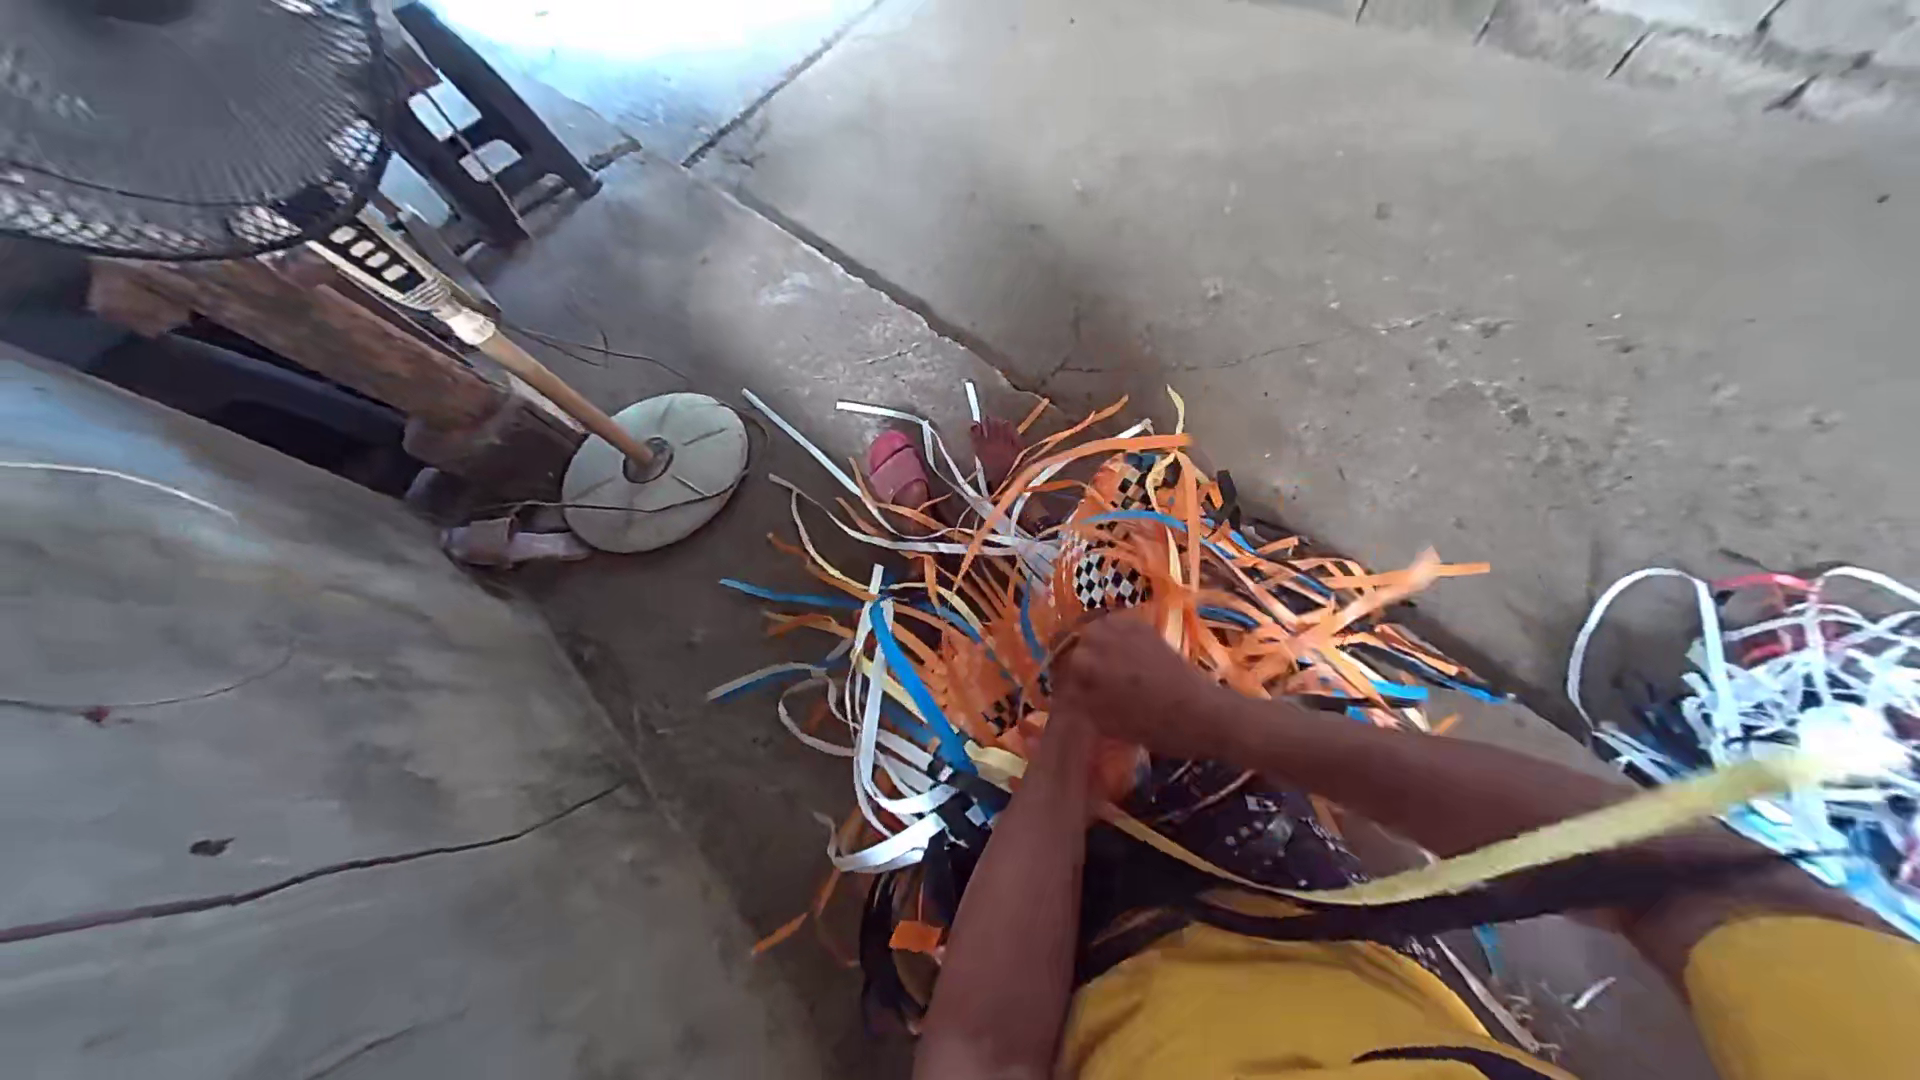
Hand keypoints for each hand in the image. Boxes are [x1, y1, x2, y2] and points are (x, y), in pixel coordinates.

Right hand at [1049, 614, 1239, 760]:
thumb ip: (1076, 698)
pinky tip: (1128, 660)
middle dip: (1076, 656)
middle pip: (1072, 639)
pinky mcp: (1142, 624)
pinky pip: (1116, 626)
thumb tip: (1062, 687)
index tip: (1071, 690)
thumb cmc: (1150, 725)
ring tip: (1109, 669)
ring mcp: (1121, 625)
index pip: (1055, 660)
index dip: (1060, 676)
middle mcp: (1096, 634)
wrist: (1201, 712)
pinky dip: (1115, 638)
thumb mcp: (1102, 720)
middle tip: (1090, 680)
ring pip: (1093, 629)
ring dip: (1095, 645)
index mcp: (1081, 661)